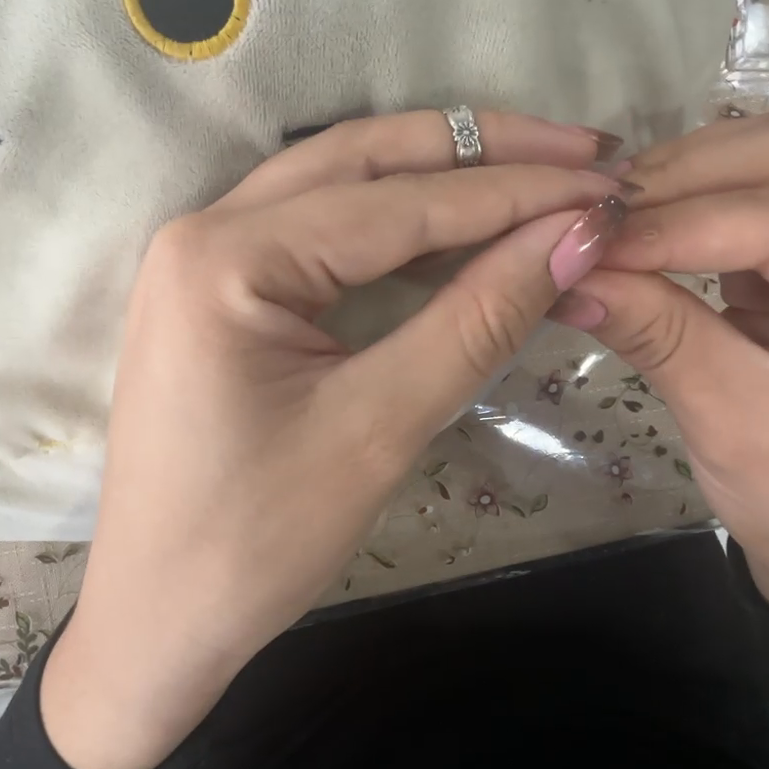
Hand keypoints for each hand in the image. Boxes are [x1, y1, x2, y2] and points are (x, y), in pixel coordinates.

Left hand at [43, 112, 628, 768]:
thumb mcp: (376, 428)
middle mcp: (204, 230)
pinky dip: (391, 223)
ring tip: (539, 175)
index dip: (513, 191)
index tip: (609, 183)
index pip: (397, 201)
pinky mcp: (212, 293)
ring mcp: (200, 258)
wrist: (159, 618)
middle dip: (477, 151)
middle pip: (360, 160)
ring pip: (336, 185)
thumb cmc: (255, 540)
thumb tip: (574, 235)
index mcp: (226, 256)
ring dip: (436, 176)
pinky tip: (456, 227)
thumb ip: (475, 319)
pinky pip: (313, 232)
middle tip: (585, 151)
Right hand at [558, 114, 768, 672]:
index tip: (588, 238)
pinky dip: (701, 207)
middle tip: (600, 207)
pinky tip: (648, 231)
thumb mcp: (735, 428)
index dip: (681, 221)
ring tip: (614, 216)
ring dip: (694, 179)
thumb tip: (570, 271)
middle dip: (692, 172)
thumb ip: (660, 335)